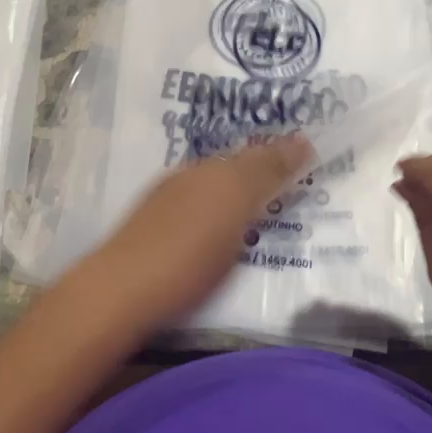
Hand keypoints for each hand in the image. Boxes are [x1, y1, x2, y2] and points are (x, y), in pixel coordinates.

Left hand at [76, 134, 312, 333]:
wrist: (122, 290)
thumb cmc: (188, 257)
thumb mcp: (235, 212)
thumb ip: (266, 174)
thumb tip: (301, 141)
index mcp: (216, 171)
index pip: (259, 155)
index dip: (284, 155)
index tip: (309, 153)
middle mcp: (192, 175)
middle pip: (235, 166)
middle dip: (262, 168)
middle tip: (290, 177)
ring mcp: (168, 199)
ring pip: (214, 184)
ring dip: (238, 187)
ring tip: (260, 204)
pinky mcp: (153, 225)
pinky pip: (197, 205)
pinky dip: (216, 206)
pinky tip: (218, 224)